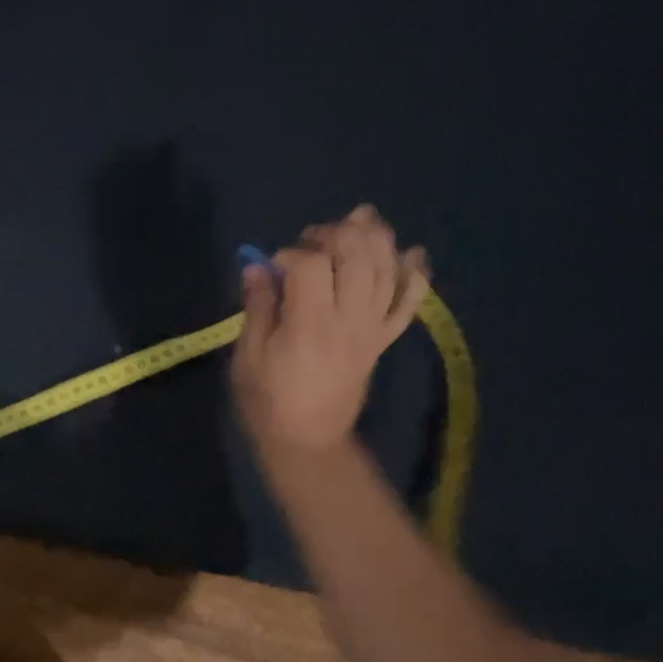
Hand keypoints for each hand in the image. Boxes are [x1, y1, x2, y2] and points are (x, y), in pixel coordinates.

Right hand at [233, 204, 428, 452]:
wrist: (308, 440)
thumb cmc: (266, 401)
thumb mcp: (247, 357)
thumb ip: (257, 309)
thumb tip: (255, 267)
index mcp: (309, 324)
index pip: (310, 265)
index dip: (291, 252)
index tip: (271, 263)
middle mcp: (349, 319)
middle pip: (358, 256)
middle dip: (337, 233)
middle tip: (314, 235)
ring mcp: (372, 328)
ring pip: (388, 269)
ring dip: (377, 239)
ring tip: (361, 221)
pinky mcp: (384, 339)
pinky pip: (409, 302)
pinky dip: (415, 275)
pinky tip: (411, 254)